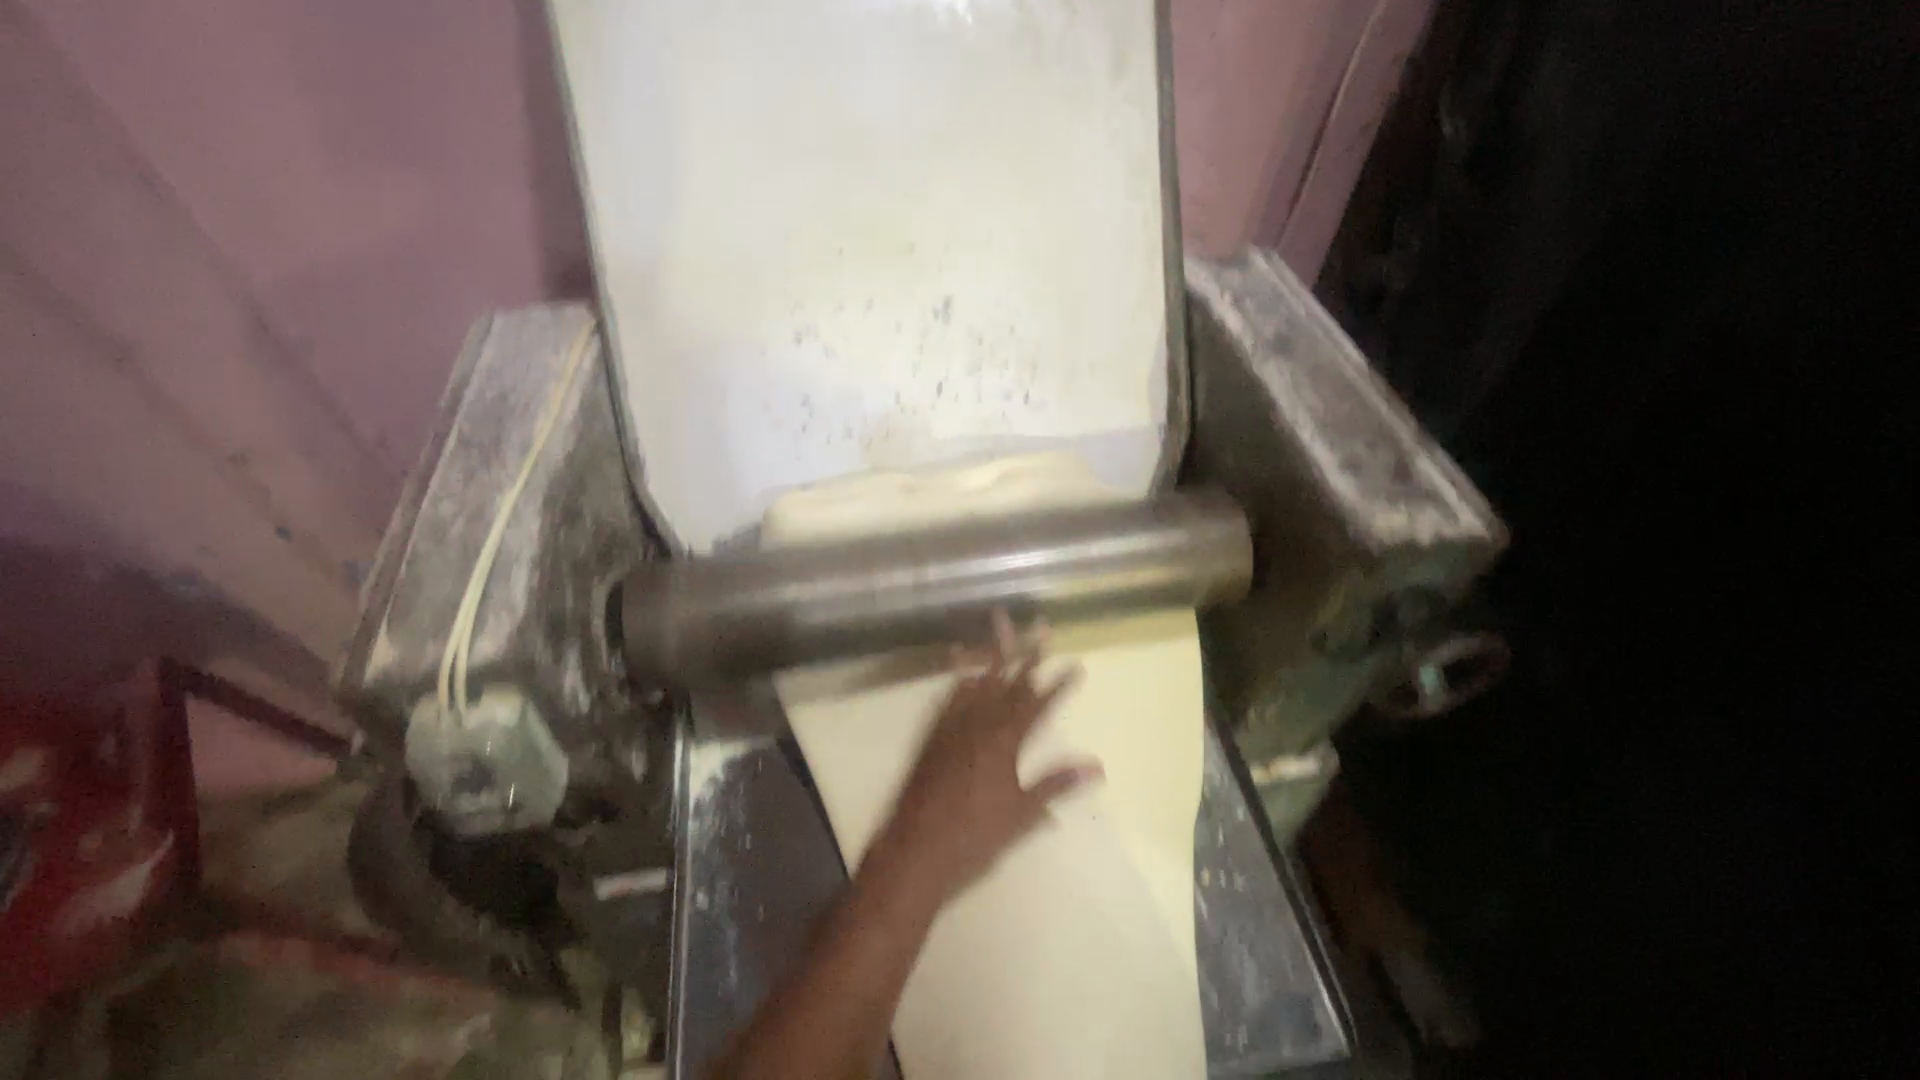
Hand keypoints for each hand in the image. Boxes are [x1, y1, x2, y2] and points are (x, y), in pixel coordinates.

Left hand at [860, 612, 1101, 911]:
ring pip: (975, 680)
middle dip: (1027, 653)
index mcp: (1004, 743)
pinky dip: (957, 677)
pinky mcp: (929, 735)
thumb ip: (1057, 784)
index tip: (1076, 665)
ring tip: (1000, 624)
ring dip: (990, 653)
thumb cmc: (974, 838)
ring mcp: (950, 727)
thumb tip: (1097, 766)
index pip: (1038, 706)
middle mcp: (977, 725)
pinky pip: (946, 696)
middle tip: (1041, 626)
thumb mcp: (1022, 815)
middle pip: (1007, 682)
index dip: (1058, 685)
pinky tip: (959, 663)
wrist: (914, 850)